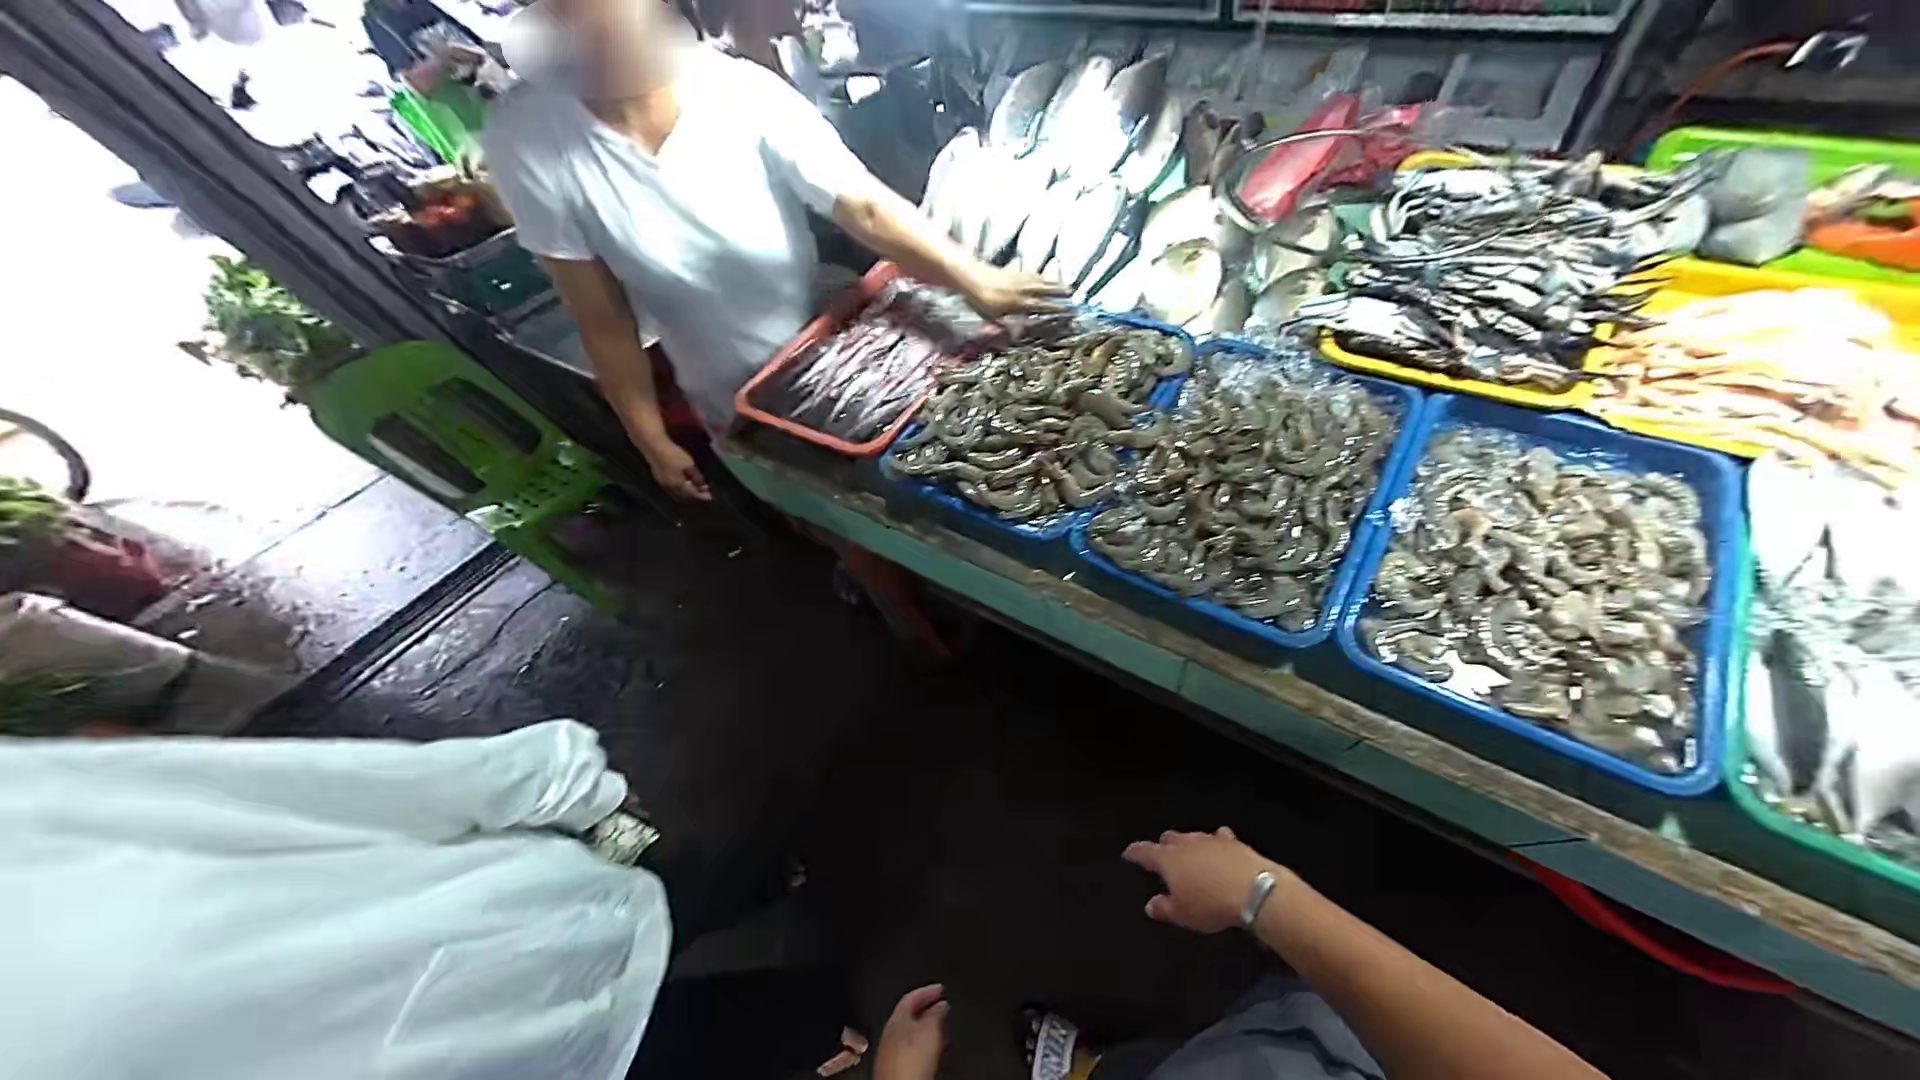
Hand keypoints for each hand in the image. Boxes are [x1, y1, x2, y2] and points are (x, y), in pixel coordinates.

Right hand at [641, 437, 711, 502]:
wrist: (653, 445)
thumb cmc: (673, 454)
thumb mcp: (688, 465)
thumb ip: (696, 476)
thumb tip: (704, 485)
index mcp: (676, 485)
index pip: (691, 494)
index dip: (701, 495)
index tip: (710, 496)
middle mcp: (668, 487)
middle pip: (684, 494)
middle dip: (694, 493)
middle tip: (704, 491)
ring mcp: (661, 481)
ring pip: (677, 490)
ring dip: (687, 489)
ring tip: (696, 486)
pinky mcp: (658, 475)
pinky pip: (672, 485)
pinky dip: (681, 485)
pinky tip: (685, 480)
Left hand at [873, 983, 948, 1079]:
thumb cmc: (911, 1060)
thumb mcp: (930, 1029)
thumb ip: (936, 1013)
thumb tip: (942, 1004)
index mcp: (897, 1018)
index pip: (911, 997)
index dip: (927, 991)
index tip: (940, 989)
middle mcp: (890, 1033)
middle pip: (909, 1015)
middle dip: (926, 1010)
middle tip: (940, 1007)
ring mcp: (890, 1052)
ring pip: (909, 1033)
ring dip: (924, 1028)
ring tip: (939, 1029)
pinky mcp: (894, 1069)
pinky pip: (909, 1050)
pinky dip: (921, 1045)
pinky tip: (930, 1052)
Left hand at [957, 264, 1070, 319]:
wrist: (969, 277)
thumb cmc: (979, 301)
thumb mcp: (992, 318)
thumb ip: (1007, 326)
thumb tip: (1019, 337)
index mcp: (1017, 303)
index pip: (1040, 306)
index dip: (1054, 308)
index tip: (1067, 309)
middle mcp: (1021, 289)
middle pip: (1044, 290)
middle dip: (1059, 292)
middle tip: (1072, 294)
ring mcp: (1017, 279)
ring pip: (1039, 281)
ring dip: (1053, 283)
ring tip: (1064, 285)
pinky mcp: (1012, 272)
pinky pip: (1030, 274)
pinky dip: (1039, 276)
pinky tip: (1042, 277)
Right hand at [1123, 827, 1284, 933]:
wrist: (1254, 890)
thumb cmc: (1211, 904)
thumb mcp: (1184, 914)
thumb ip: (1164, 908)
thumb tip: (1150, 905)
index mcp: (1167, 860)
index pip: (1144, 851)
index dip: (1134, 852)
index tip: (1128, 853)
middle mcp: (1184, 844)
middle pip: (1168, 838)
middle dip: (1163, 846)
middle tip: (1163, 857)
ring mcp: (1208, 839)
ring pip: (1191, 836)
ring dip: (1188, 845)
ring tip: (1190, 856)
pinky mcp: (1231, 841)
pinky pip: (1218, 837)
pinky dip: (1216, 843)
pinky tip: (1219, 847)